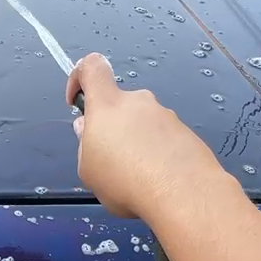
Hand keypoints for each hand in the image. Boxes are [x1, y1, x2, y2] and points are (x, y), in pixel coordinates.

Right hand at [67, 53, 241, 218]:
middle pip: (117, 106)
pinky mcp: (184, 131)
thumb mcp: (89, 171)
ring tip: (133, 177)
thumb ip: (84, 146)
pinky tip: (154, 179)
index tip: (76, 101)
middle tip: (107, 160)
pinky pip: (160, 137)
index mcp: (107, 106)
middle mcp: (137, 102)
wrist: (181, 192)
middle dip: (109, 129)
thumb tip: (86, 130)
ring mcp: (164, 114)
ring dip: (132, 143)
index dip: (78, 77)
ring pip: (140, 123)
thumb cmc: (126, 181)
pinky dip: (153, 153)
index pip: (92, 68)